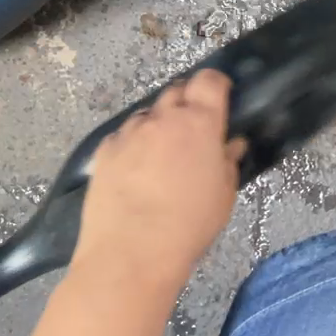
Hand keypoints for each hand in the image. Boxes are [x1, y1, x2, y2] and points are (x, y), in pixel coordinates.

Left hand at [76, 69, 246, 281]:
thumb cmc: (189, 225)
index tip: (219, 94)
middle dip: (186, 102)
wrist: (130, 256)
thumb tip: (232, 145)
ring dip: (158, 123)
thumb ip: (229, 162)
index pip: (209, 80)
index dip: (215, 82)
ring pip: (148, 113)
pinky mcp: (104, 152)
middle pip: (177, 90)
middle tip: (191, 127)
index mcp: (201, 123)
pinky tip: (133, 168)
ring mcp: (131, 133)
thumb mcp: (224, 195)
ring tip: (159, 151)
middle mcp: (165, 119)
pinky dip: (131, 143)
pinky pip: (122, 136)